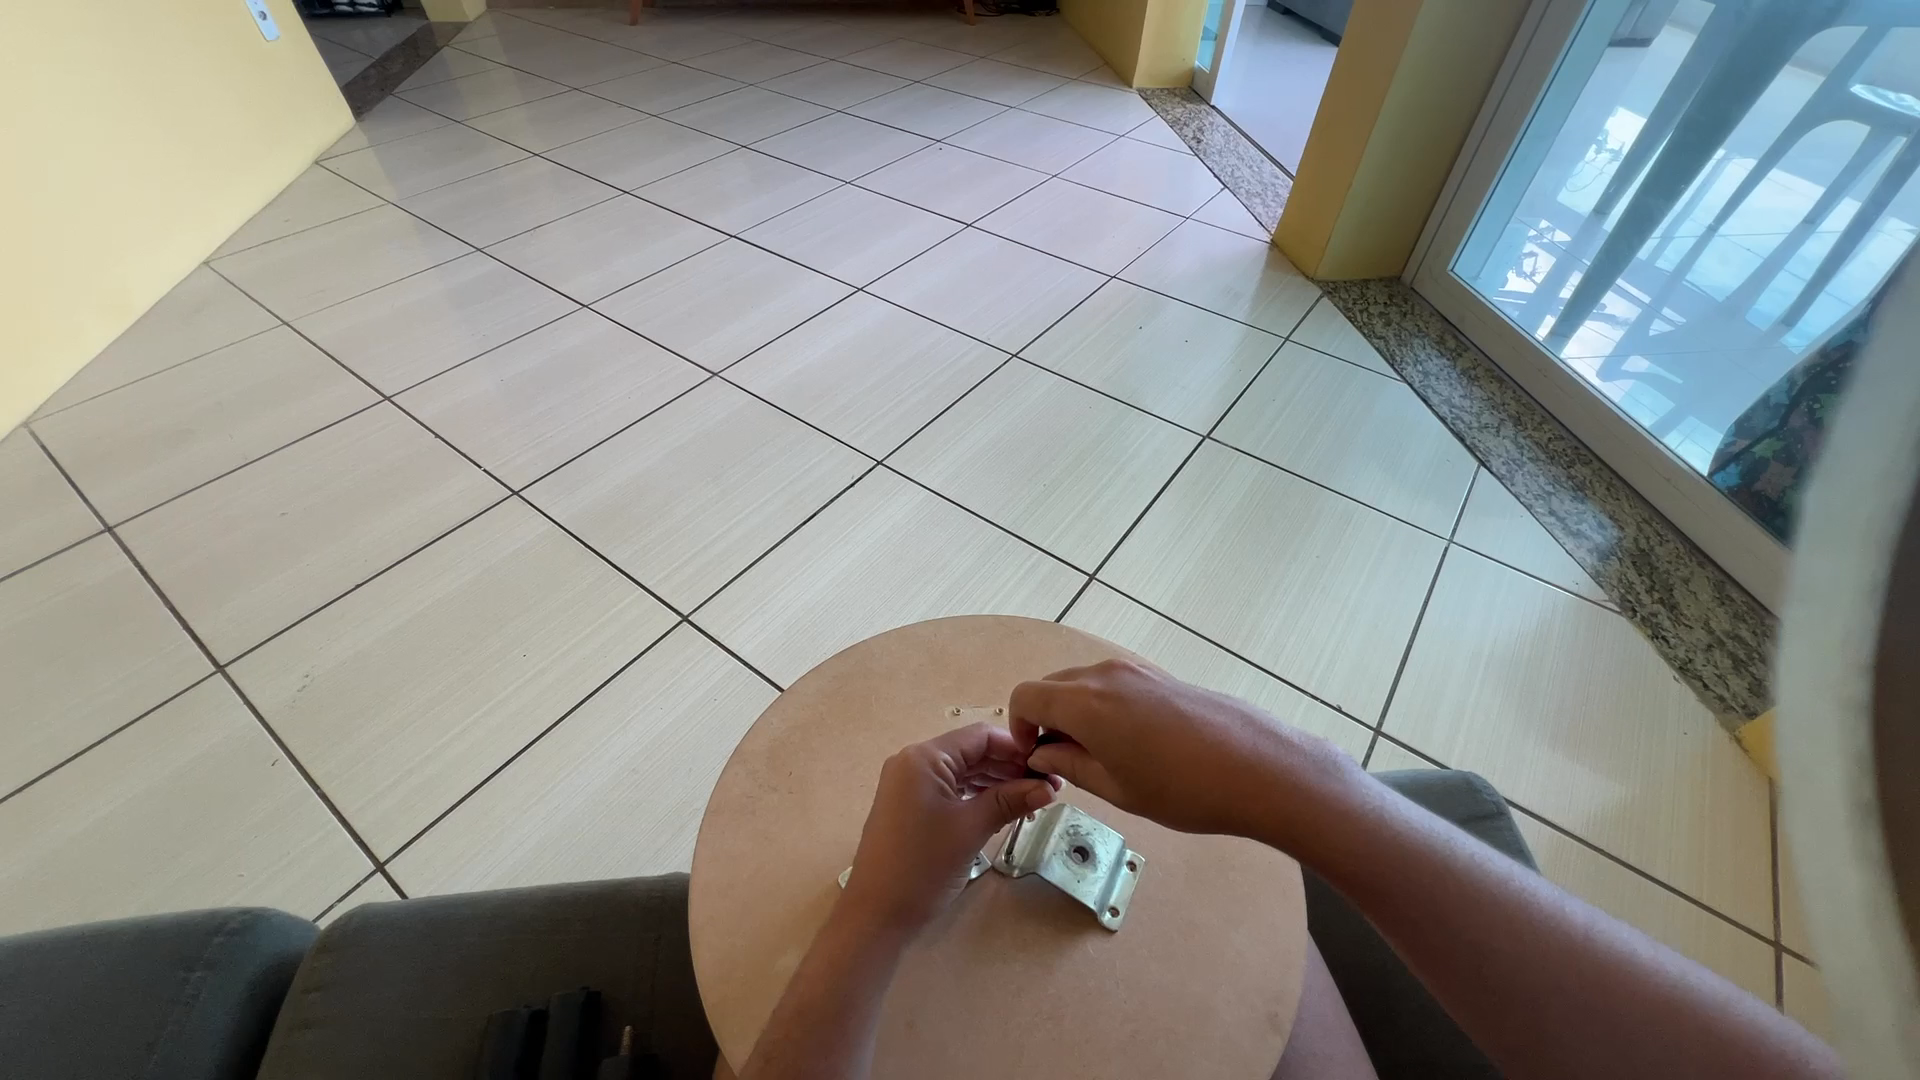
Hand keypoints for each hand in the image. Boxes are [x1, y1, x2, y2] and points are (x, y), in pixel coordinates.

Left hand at [840, 723, 1056, 934]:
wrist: (876, 915)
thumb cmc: (923, 866)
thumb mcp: (971, 829)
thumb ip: (1009, 800)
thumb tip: (1048, 788)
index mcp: (925, 758)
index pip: (979, 736)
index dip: (1016, 748)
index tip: (1047, 767)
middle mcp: (913, 762)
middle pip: (971, 752)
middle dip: (1009, 767)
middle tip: (1047, 788)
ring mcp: (908, 784)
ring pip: (962, 771)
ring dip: (995, 782)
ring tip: (1031, 801)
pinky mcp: (909, 805)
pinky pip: (949, 788)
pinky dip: (975, 795)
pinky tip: (1001, 809)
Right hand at [1011, 659, 1367, 855]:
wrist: (1261, 767)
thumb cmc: (1183, 789)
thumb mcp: (1117, 789)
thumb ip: (1070, 765)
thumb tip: (1043, 753)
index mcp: (1084, 702)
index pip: (1026, 696)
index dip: (1018, 727)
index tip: (1035, 758)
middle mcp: (1103, 674)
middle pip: (1051, 686)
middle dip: (1044, 720)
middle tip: (1063, 762)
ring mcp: (1134, 670)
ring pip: (1082, 683)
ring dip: (1074, 713)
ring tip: (1101, 756)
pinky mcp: (1159, 674)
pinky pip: (1111, 683)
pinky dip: (1102, 706)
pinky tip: (1133, 742)